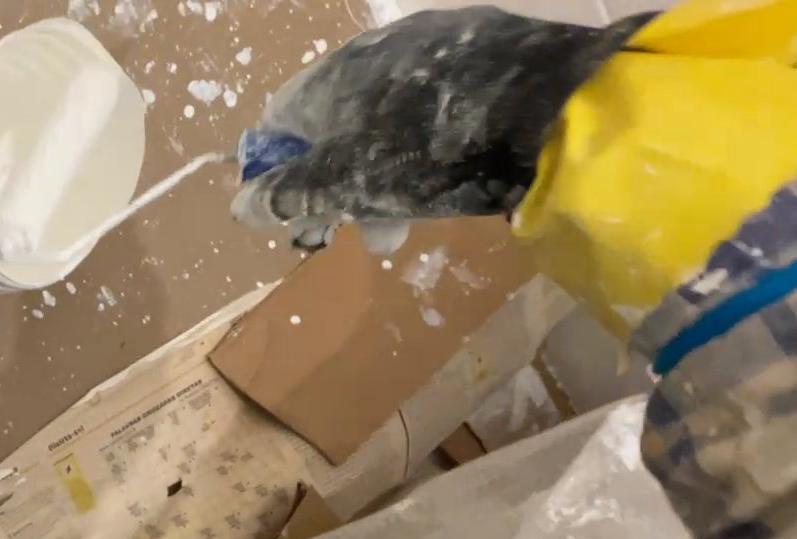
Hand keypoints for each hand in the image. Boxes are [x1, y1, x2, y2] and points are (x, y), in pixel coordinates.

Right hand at [230, 7, 652, 247]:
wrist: (557, 113)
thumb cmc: (420, 154)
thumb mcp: (334, 187)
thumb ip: (280, 198)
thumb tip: (240, 206)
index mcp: (332, 75)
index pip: (277, 121)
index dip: (271, 171)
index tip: (285, 210)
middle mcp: (379, 51)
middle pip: (331, 130)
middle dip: (328, 189)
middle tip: (339, 232)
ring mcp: (439, 49)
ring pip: (382, 129)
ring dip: (374, 185)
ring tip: (394, 232)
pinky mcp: (489, 58)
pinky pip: (431, 115)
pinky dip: (419, 157)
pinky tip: (437, 189)